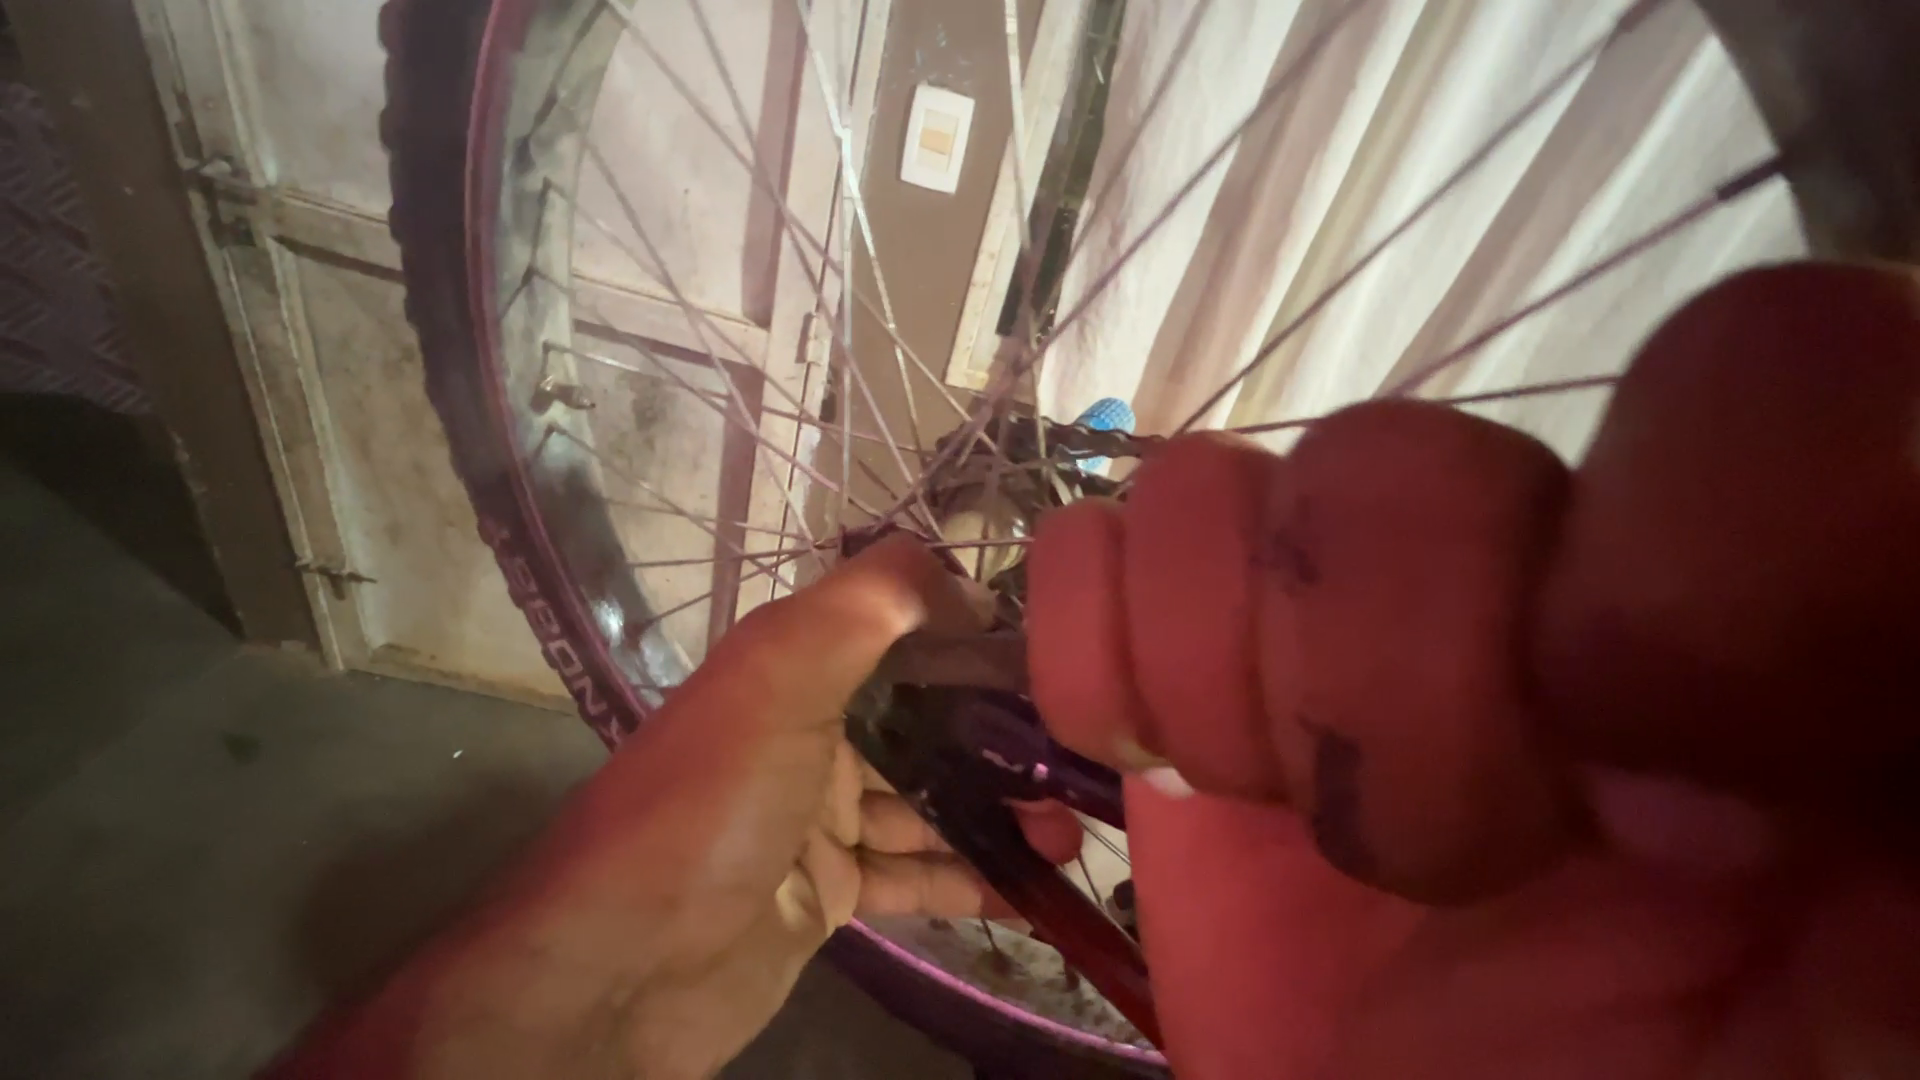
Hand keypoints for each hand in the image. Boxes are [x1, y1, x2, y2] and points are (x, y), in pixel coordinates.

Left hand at [274, 535, 1078, 1079]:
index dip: (975, 636)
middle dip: (1000, 737)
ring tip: (1072, 830)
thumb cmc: (714, 801)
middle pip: (927, 720)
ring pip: (929, 801)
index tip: (1051, 657)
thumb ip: (871, 604)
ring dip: (997, 813)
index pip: (905, 630)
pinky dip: (968, 880)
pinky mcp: (831, 889)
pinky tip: (1029, 889)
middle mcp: (812, 728)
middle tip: (1077, 758)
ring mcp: (822, 814)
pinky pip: (914, 874)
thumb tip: (964, 576)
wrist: (619, 970)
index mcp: (798, 664)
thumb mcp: (784, 673)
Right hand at [1027, 262, 1919, 1078]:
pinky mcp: (1167, 653)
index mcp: (1755, 599)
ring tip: (1278, 806)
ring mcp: (1311, 603)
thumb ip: (1889, 754)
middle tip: (1440, 860)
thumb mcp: (1898, 1005)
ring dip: (1220, 681)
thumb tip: (1630, 640)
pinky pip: (1079, 555)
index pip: (1757, 369)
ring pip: (1204, 490)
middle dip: (1381, 682)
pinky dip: (1091, 652)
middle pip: (1390, 459)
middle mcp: (1512, 560)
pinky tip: (1149, 747)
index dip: (1684, 553)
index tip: (1637, 767)